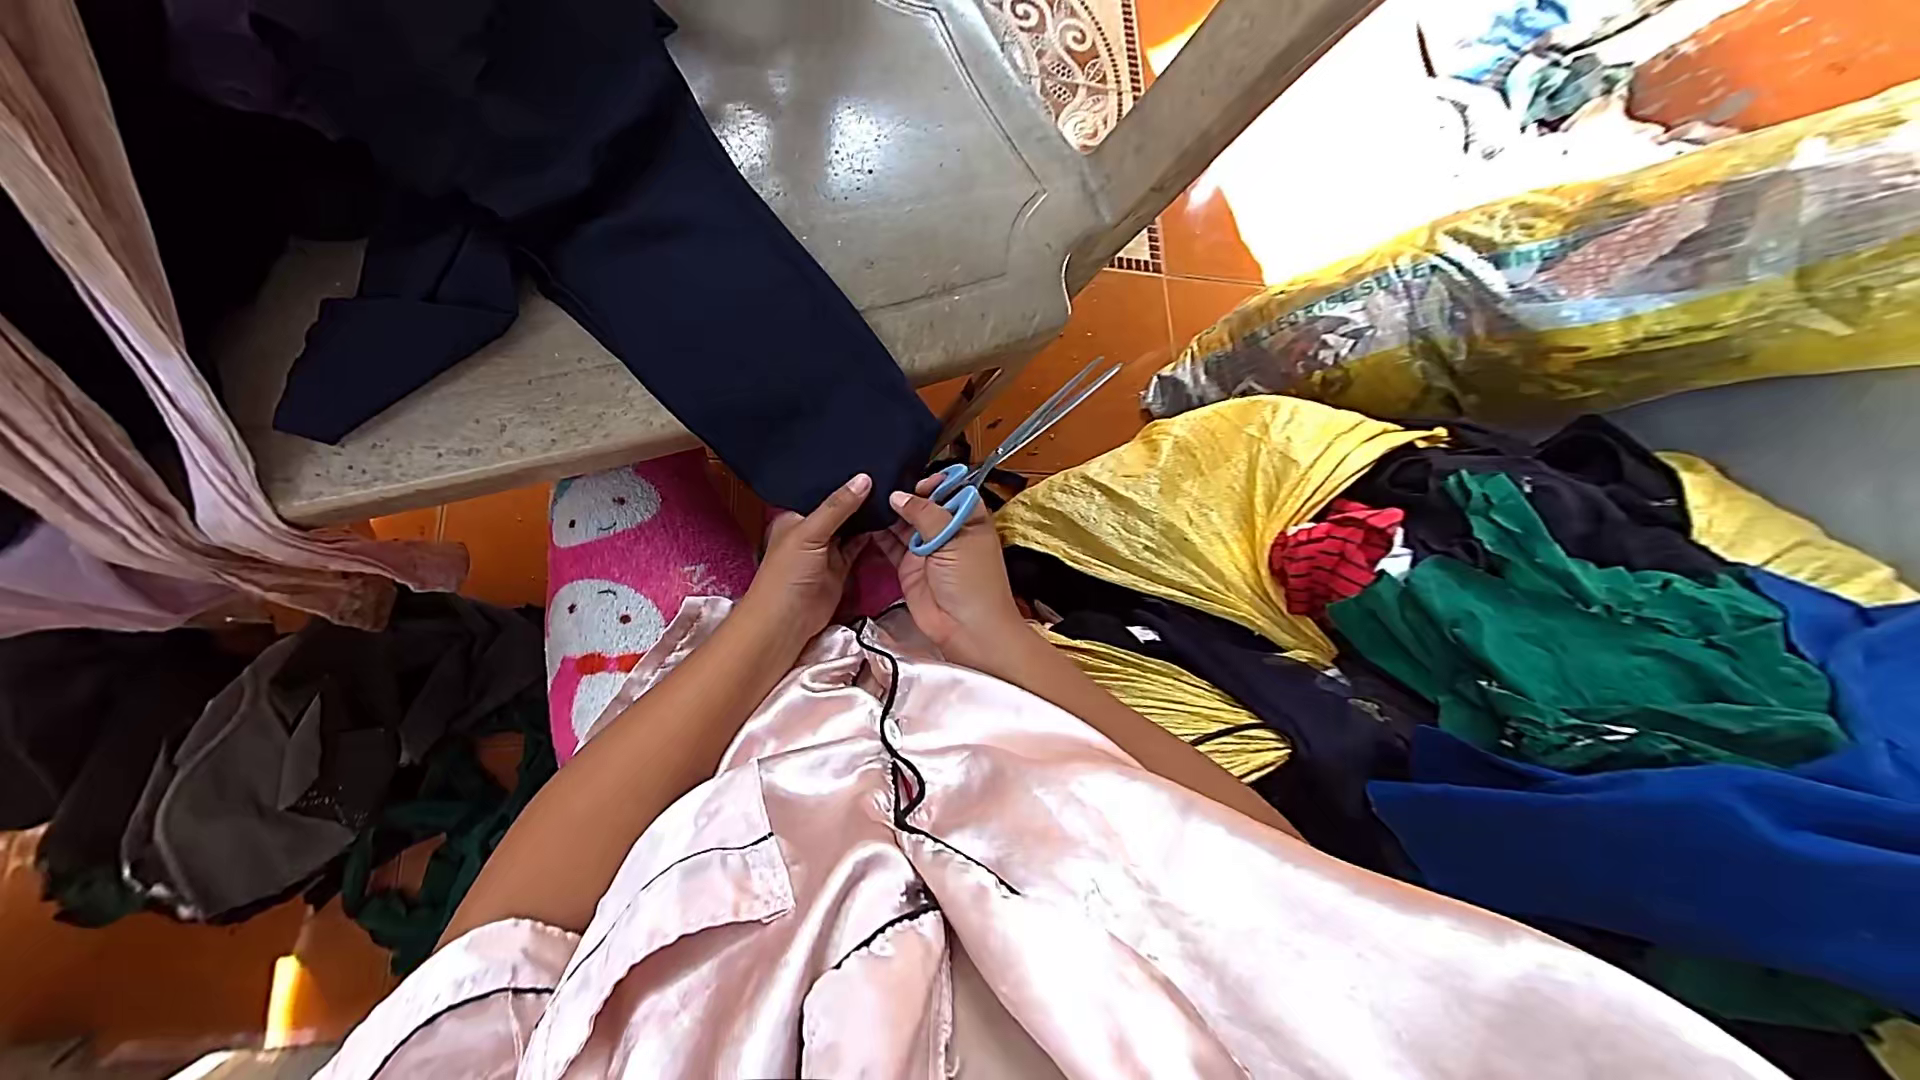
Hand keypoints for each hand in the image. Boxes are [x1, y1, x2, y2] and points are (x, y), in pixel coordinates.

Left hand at [738, 473, 871, 652]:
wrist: (787, 621)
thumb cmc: (787, 574)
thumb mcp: (809, 533)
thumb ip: (837, 507)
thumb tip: (864, 478)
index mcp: (795, 516)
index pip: (821, 491)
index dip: (841, 478)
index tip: (867, 459)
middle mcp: (811, 530)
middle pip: (839, 508)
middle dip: (858, 495)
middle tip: (888, 473)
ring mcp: (827, 549)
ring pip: (851, 526)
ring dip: (867, 514)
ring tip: (892, 490)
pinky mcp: (841, 566)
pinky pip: (859, 545)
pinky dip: (872, 535)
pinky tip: (888, 518)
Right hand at [872, 474, 1031, 674]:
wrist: (968, 628)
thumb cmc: (973, 582)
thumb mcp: (954, 539)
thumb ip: (926, 513)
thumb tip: (899, 496)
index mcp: (969, 518)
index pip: (952, 489)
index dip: (935, 483)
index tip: (918, 483)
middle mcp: (947, 530)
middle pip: (924, 504)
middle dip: (906, 494)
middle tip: (882, 482)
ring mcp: (927, 548)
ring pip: (904, 522)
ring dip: (889, 511)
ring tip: (868, 495)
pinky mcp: (909, 566)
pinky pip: (890, 544)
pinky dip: (878, 533)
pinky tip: (863, 518)